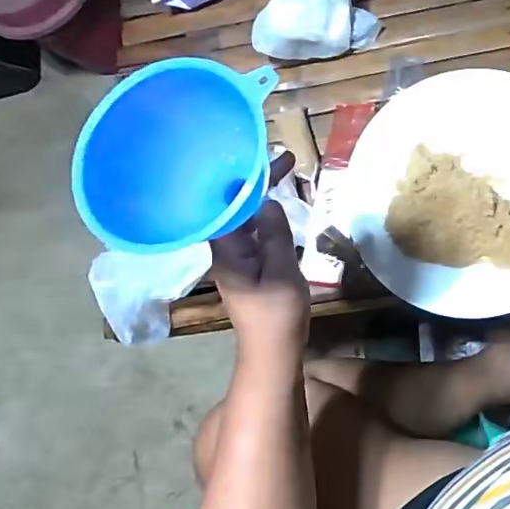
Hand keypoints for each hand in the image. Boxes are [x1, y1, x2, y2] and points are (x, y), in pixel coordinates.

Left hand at [210, 155, 308, 355]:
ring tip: (284, 171)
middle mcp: (224, 248)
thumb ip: (275, 235)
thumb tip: (267, 202)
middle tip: (285, 158)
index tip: (267, 157)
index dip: (247, 178)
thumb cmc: (276, 315)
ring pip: (244, 216)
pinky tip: (278, 204)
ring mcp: (235, 257)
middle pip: (235, 205)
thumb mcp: (282, 272)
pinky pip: (252, 230)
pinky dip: (264, 213)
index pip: (229, 203)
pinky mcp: (246, 264)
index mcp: (226, 249)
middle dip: (256, 180)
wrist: (272, 351)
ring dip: (261, 194)